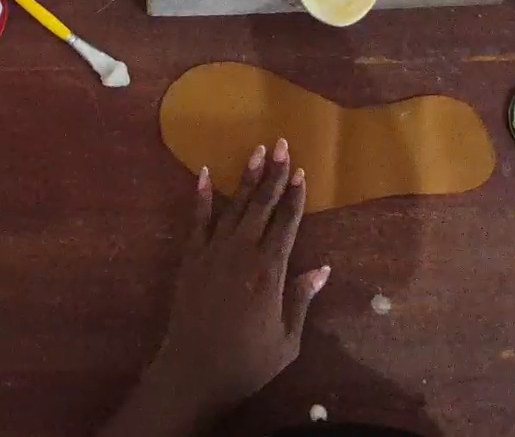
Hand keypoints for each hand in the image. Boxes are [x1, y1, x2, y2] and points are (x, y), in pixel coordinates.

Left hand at [99, 141, 328, 435]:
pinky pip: (198, 220)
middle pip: (262, 205)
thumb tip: (323, 267)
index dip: (294, 196)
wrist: (194, 371)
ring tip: (256, 150)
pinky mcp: (192, 256)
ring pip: (234, 206)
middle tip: (281, 143)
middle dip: (273, 174)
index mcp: (269, 271)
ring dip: (246, 178)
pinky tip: (204, 172)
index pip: (286, 224)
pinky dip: (201, 196)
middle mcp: (243, 252)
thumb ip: (302, 299)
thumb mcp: (286, 340)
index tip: (301, 171)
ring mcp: (214, 251)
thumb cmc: (246, 362)